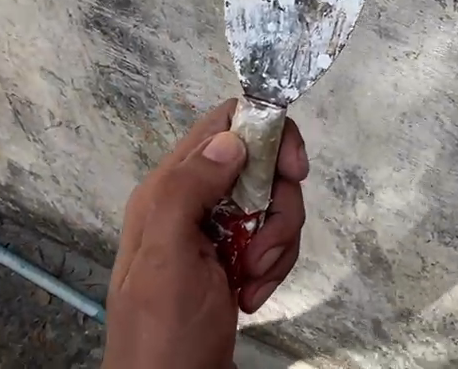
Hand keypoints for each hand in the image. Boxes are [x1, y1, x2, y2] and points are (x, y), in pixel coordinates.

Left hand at [102, 100, 310, 368]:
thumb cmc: (163, 334)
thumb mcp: (167, 261)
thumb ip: (187, 192)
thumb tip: (232, 137)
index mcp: (168, 189)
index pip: (226, 124)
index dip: (269, 134)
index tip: (294, 171)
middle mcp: (192, 199)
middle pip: (262, 165)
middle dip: (279, 206)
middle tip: (265, 248)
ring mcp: (214, 229)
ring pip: (274, 201)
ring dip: (279, 241)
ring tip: (256, 280)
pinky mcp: (233, 255)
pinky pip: (275, 236)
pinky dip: (276, 263)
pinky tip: (254, 294)